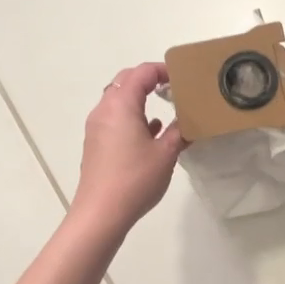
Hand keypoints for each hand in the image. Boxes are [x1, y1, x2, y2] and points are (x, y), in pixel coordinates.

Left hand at [70, 62, 186, 228]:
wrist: (101, 214)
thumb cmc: (135, 179)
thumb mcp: (167, 153)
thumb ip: (180, 131)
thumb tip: (188, 120)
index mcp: (121, 105)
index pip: (141, 73)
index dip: (162, 69)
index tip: (183, 77)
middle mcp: (104, 110)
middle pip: (125, 81)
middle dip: (149, 80)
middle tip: (174, 88)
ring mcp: (97, 127)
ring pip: (118, 100)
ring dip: (140, 98)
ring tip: (166, 108)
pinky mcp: (96, 143)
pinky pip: (115, 118)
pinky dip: (132, 116)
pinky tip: (151, 132)